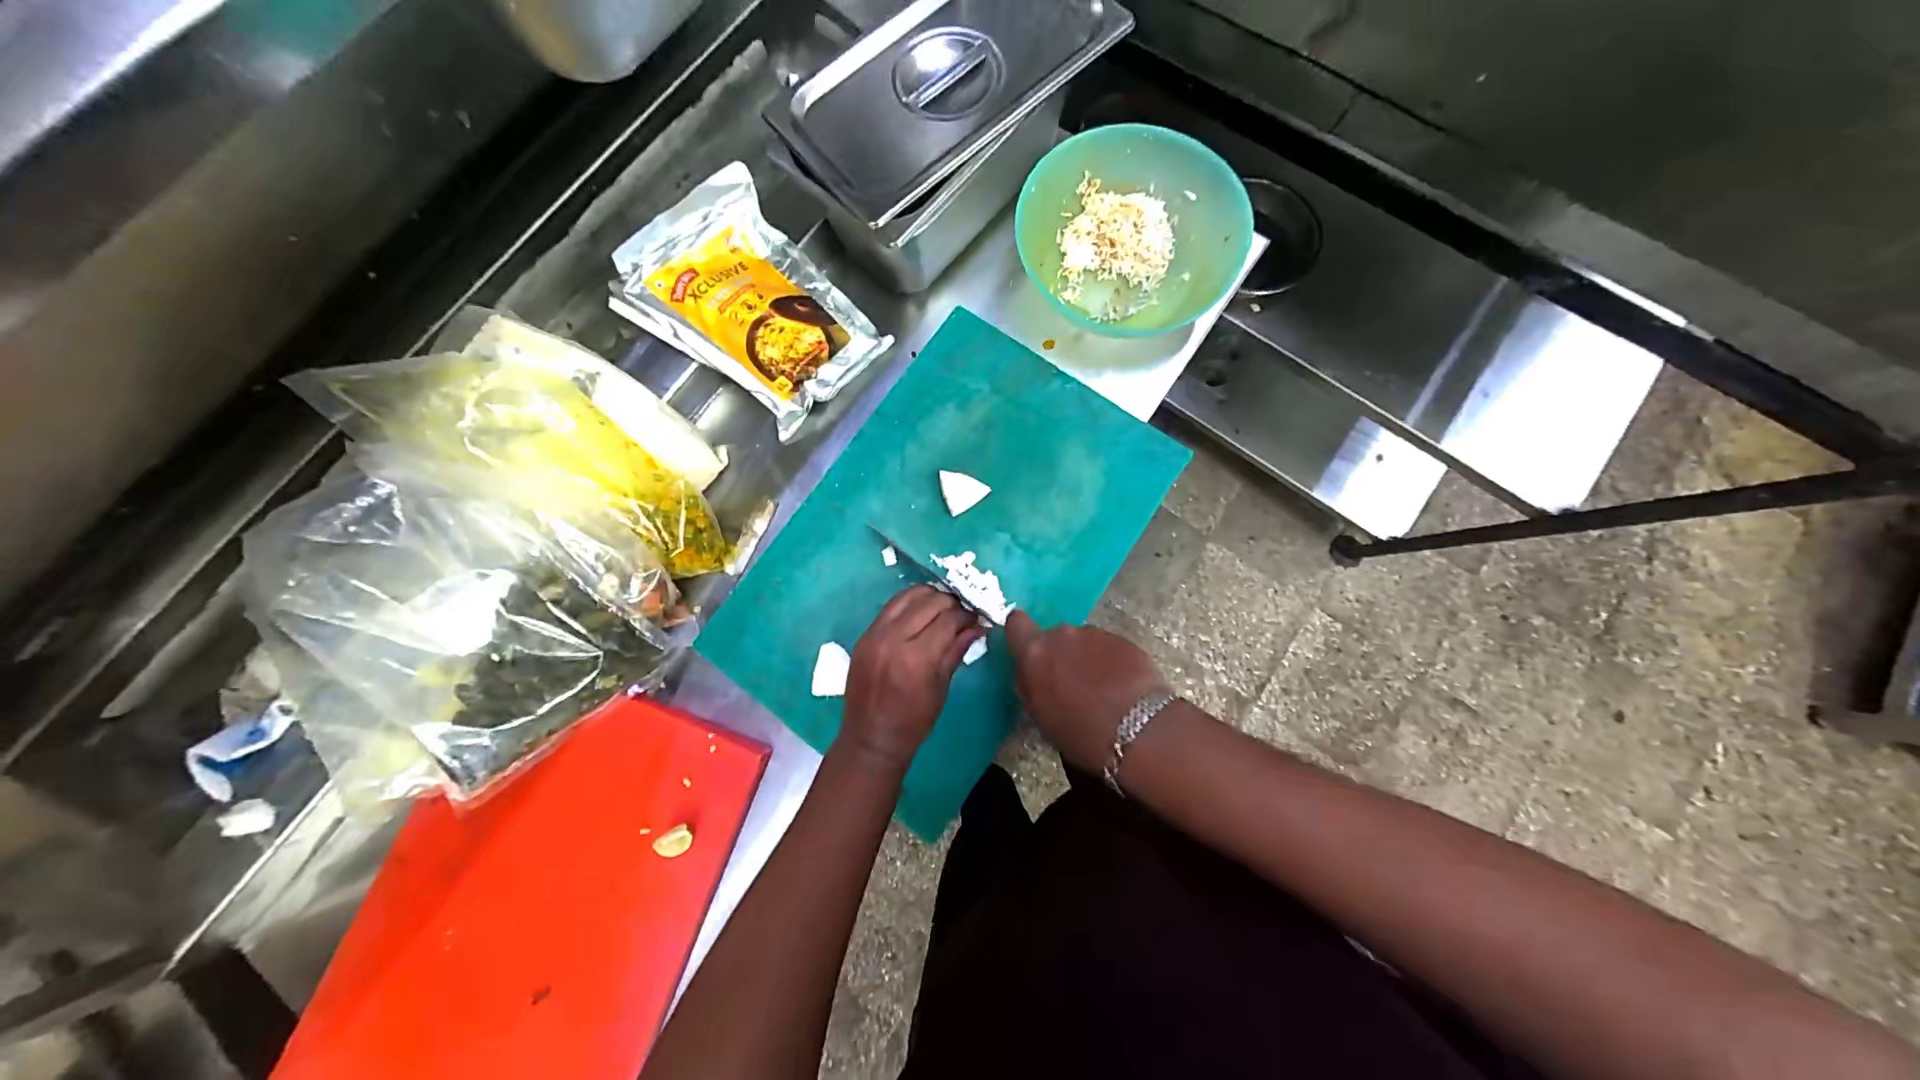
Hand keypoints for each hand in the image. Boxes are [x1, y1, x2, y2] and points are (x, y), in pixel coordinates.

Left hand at [840, 586, 982, 769]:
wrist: (870, 739)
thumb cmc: (913, 722)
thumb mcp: (941, 687)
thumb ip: (956, 650)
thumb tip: (976, 626)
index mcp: (917, 657)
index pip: (948, 619)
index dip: (966, 616)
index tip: (975, 619)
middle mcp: (893, 639)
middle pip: (929, 601)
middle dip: (950, 603)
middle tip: (961, 614)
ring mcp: (874, 635)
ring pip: (907, 596)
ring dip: (929, 597)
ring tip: (941, 609)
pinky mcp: (864, 635)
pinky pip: (890, 607)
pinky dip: (909, 605)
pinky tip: (920, 614)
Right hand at [1005, 611, 1169, 771]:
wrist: (1138, 730)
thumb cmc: (1080, 732)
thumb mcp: (1040, 716)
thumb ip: (1030, 685)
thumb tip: (1031, 674)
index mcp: (1035, 652)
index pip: (1016, 623)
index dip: (1020, 634)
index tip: (1026, 651)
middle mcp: (1063, 634)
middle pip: (1053, 636)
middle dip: (1058, 655)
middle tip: (1068, 684)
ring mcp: (1096, 634)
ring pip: (1082, 642)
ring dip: (1085, 658)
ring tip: (1100, 689)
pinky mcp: (1125, 640)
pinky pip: (1108, 648)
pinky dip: (1110, 662)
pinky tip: (1120, 688)